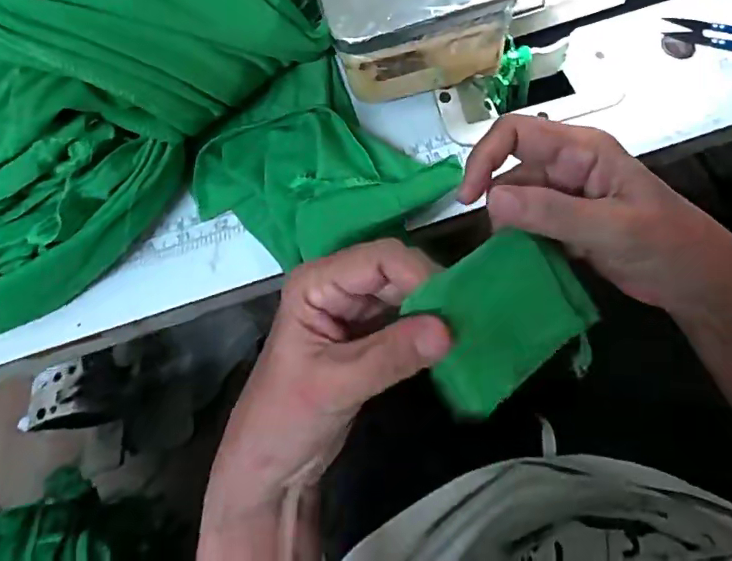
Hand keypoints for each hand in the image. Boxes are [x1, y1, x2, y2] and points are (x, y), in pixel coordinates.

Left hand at [202, 240, 449, 547]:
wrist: (267, 472)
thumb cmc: (283, 423)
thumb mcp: (336, 387)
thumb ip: (390, 356)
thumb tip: (448, 330)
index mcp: (317, 281)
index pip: (379, 258)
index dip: (417, 273)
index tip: (450, 305)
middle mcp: (338, 283)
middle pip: (396, 268)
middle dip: (430, 289)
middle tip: (464, 317)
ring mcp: (354, 305)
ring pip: (406, 289)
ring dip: (433, 306)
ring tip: (463, 327)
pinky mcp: (370, 329)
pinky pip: (407, 313)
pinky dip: (427, 324)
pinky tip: (448, 338)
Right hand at [459, 115, 731, 321]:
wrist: (699, 282)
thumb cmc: (667, 243)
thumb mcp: (611, 227)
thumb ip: (552, 212)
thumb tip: (492, 199)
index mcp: (582, 150)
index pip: (518, 132)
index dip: (486, 156)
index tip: (469, 197)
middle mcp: (570, 166)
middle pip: (513, 169)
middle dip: (499, 201)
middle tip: (502, 244)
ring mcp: (570, 196)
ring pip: (519, 200)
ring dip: (510, 226)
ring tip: (513, 258)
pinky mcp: (570, 224)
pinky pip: (532, 224)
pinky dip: (523, 241)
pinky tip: (525, 264)